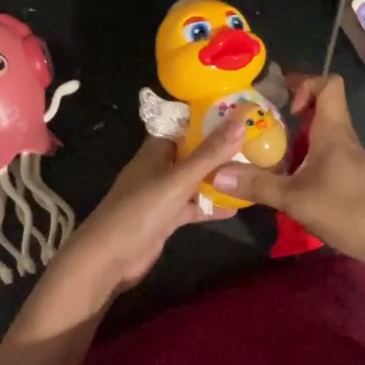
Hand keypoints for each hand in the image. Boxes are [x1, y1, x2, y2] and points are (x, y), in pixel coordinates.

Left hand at [46, 115, 246, 305]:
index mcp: (157, 148)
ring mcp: (163, 193)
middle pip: (194, 149)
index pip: (184, 121)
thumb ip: (210, 153)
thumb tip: (241, 119)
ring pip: (196, 178)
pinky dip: (212, 205)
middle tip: (255, 136)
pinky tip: (238, 205)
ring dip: (219, 175)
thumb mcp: (179, 179)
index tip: (238, 105)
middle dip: (221, 144)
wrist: (108, 260)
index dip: (207, 112)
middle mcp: (161, 166)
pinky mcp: (167, 217)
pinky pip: (194, 205)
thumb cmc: (140, 210)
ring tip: (253, 167)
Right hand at [212, 73, 364, 270]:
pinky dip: (306, 153)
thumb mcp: (294, 199)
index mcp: (333, 130)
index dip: (306, 84)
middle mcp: (342, 136)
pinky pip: (325, 150)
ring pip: (322, 129)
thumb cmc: (346, 211)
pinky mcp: (350, 174)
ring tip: (269, 149)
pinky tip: (289, 176)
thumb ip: (257, 185)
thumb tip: (215, 174)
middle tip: (264, 122)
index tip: (284, 104)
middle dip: (293, 107)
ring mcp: (348, 156)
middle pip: (323, 104)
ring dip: (298, 134)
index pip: (329, 84)